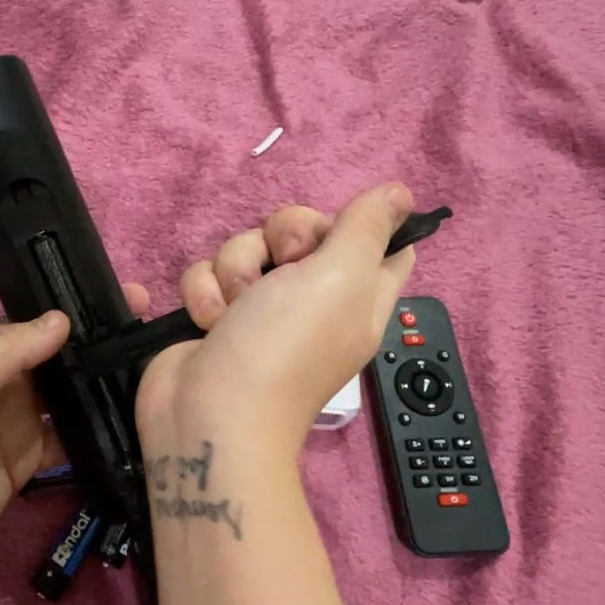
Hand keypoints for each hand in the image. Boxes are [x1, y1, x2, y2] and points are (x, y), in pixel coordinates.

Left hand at [0, 245, 148, 600]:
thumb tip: (63, 319)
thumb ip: (8, 348)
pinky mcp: (26, 456)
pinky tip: (132, 405)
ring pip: (58, 377)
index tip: (41, 237)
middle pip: (33, 326)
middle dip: (75, 309)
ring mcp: (9, 413)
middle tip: (133, 299)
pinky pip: (67, 431)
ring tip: (145, 345)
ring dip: (94, 363)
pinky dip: (94, 420)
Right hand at [135, 183, 415, 470]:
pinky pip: (207, 273)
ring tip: (234, 310)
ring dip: (234, 271)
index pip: (375, 243)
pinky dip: (203, 294)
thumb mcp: (341, 277)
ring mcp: (260, 307)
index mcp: (358, 294)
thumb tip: (402, 193)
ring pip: (246, 248)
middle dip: (281, 237)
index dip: (356, 224)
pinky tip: (206, 322)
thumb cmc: (286, 345)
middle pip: (300, 231)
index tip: (337, 229)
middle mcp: (312, 298)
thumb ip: (367, 227)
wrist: (211, 412)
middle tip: (281, 267)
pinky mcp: (216, 314)